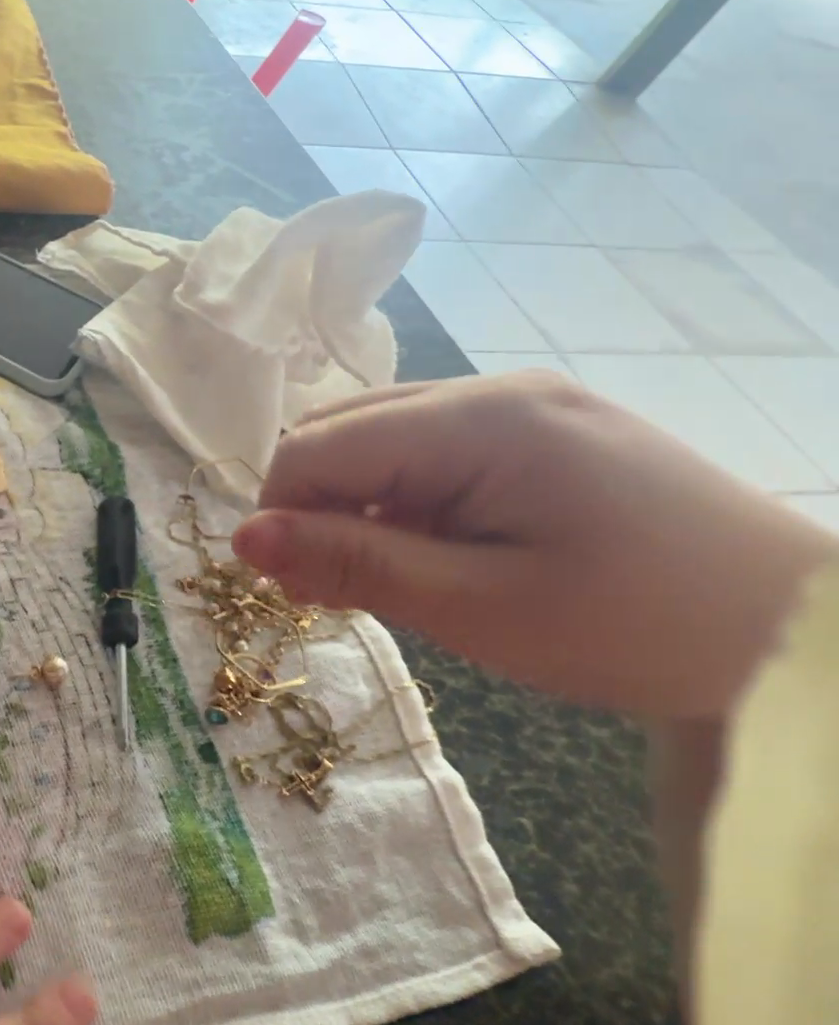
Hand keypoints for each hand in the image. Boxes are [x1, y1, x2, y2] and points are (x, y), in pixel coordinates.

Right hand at [231, 371, 836, 720]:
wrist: (804, 634)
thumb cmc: (634, 627)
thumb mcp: (475, 607)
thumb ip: (351, 563)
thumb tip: (242, 540)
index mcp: (478, 420)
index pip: (315, 445)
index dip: (281, 513)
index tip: (300, 589)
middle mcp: (493, 390)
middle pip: (340, 429)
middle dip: (313, 505)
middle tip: (338, 588)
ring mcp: (522, 404)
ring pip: (377, 436)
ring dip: (354, 503)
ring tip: (391, 574)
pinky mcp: (541, 429)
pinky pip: (427, 449)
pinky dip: (400, 498)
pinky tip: (435, 548)